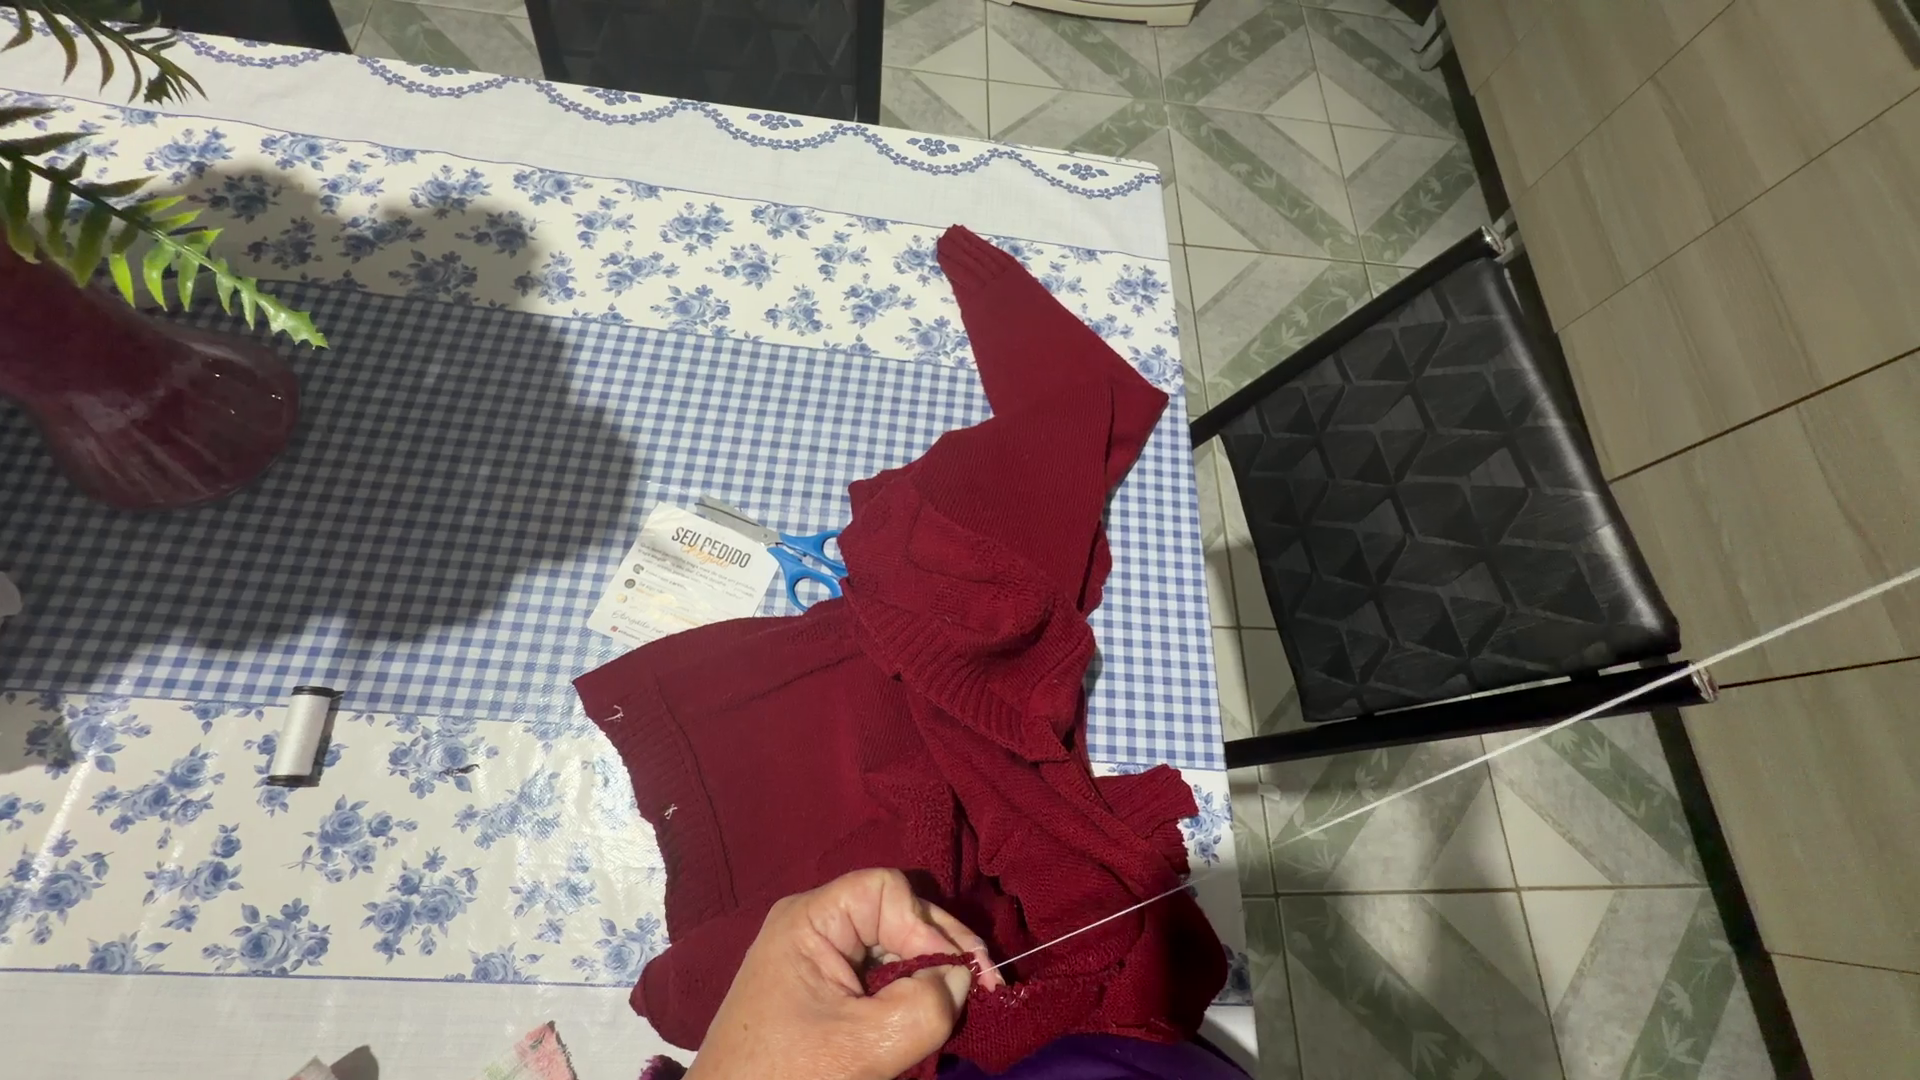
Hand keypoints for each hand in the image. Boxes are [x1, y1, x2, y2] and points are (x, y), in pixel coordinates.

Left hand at [685, 868, 1004, 1079]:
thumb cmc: (784, 1078)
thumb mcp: (858, 1048)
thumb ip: (921, 1008)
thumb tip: (964, 977)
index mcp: (811, 918)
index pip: (886, 890)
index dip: (927, 925)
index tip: (957, 971)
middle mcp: (815, 923)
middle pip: (894, 912)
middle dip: (939, 946)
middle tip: (984, 984)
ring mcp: (819, 955)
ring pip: (891, 943)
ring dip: (929, 970)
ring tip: (966, 1000)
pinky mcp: (825, 987)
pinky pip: (878, 972)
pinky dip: (910, 989)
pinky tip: (933, 1011)